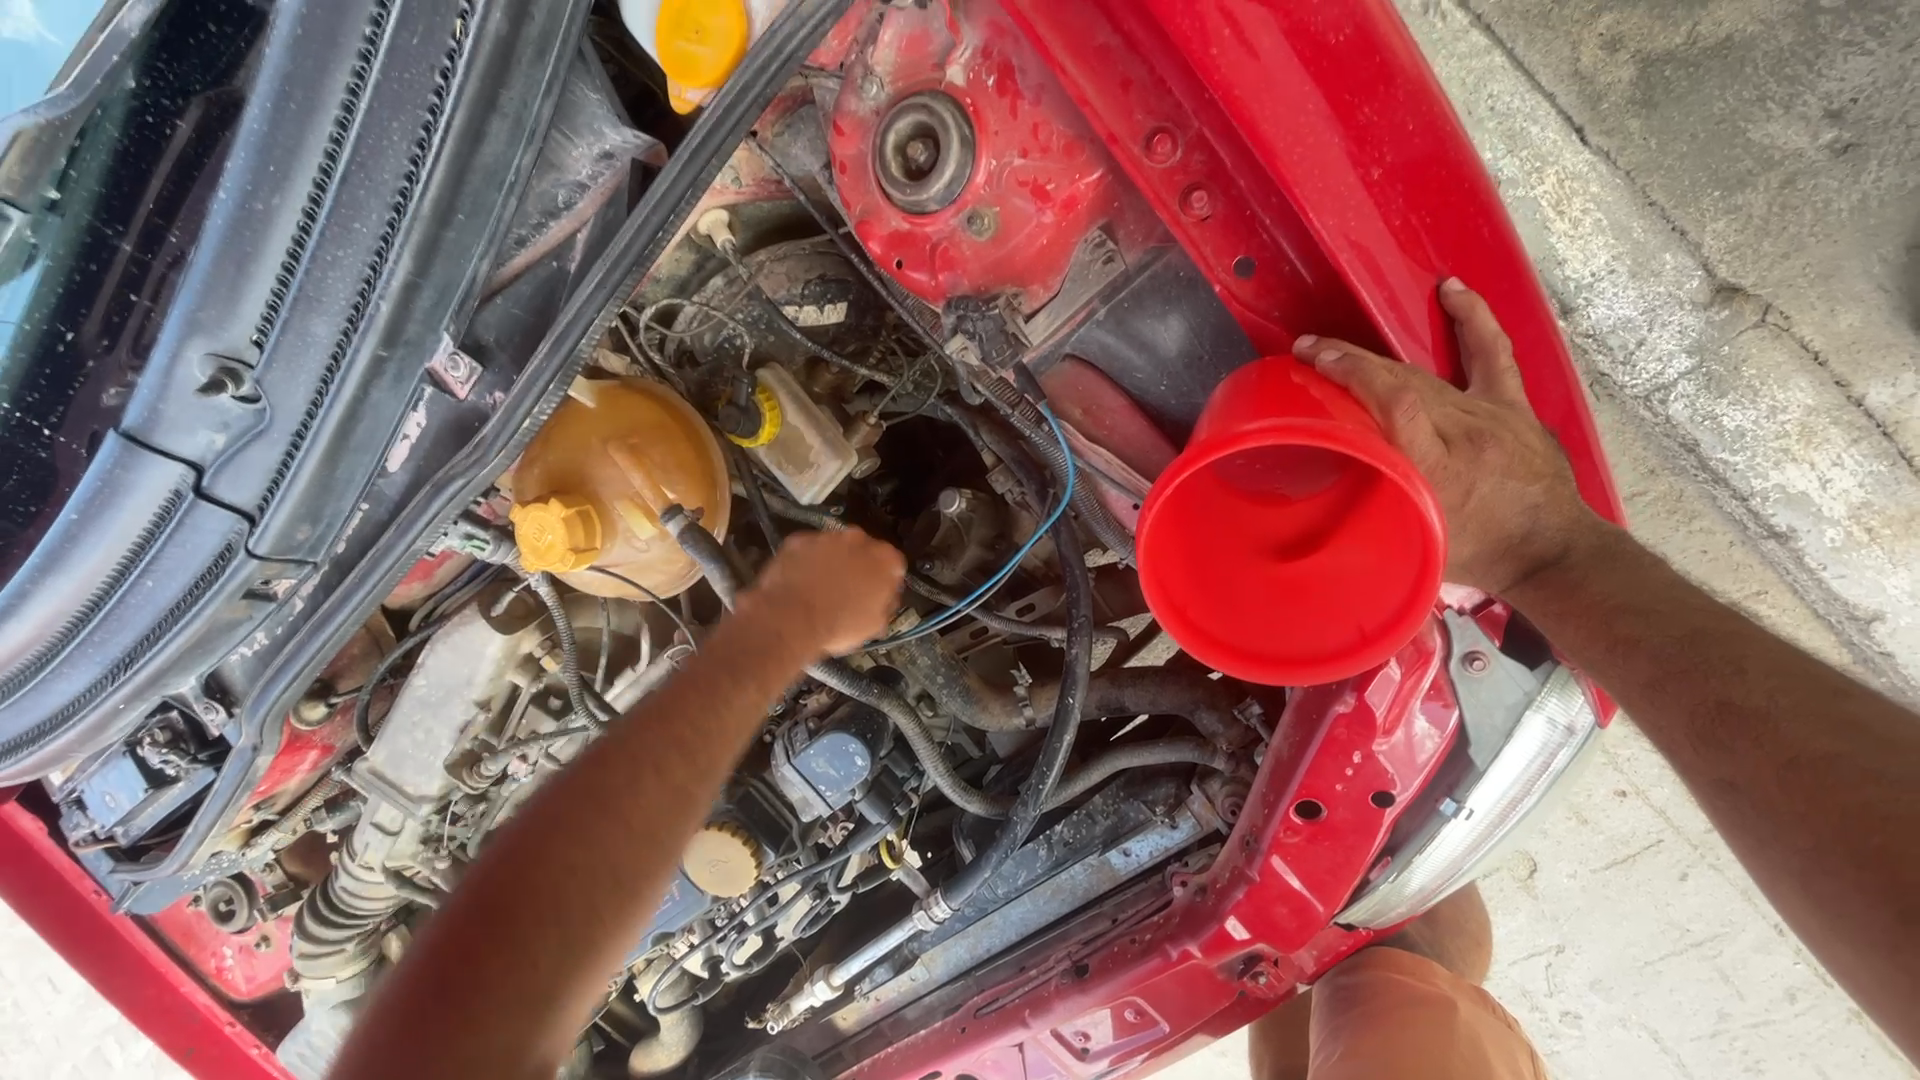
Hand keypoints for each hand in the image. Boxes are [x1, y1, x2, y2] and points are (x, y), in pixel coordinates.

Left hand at [744, 528, 905, 655]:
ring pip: (835, 547)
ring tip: (820, 588)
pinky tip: (800, 582)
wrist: (790, 620)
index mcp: (885, 559)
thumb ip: (886, 604)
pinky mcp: (798, 540)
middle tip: (848, 590)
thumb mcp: (874, 624)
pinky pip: (808, 549)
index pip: (895, 565)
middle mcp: (859, 539)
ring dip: (832, 562)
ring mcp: (826, 536)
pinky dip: (806, 561)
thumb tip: (885, 599)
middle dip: (859, 566)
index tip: (877, 594)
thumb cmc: (838, 626)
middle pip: (865, 550)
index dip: (886, 580)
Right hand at [1291, 278, 1606, 595]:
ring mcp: (1493, 414)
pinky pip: (1491, 354)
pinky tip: (1452, 291)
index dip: (1354, 374)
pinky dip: (1473, 320)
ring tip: (1339, 348)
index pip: (1396, 402)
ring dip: (1378, 358)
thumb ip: (1379, 503)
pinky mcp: (1513, 407)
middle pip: (1404, 380)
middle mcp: (1468, 432)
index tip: (1315, 362)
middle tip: (1308, 352)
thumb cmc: (1477, 553)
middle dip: (1351, 360)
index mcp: (1441, 467)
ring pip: (1427, 373)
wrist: (1552, 552)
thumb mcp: (1414, 539)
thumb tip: (1329, 479)